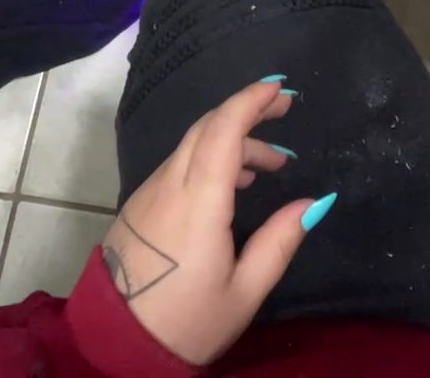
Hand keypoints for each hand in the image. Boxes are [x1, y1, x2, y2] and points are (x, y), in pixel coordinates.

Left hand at [103, 78, 335, 365]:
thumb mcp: (244, 291)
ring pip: (194, 143)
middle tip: (285, 108)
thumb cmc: (186, 321)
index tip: (279, 86)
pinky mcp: (141, 202)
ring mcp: (151, 189)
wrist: (114, 344)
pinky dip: (212, 156)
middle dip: (248, 108)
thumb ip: (279, 241)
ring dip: (233, 138)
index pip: (224, 128)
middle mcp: (171, 182)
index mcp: (199, 199)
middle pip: (209, 125)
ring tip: (271, 164)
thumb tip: (315, 202)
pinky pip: (181, 162)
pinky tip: (235, 182)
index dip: (251, 100)